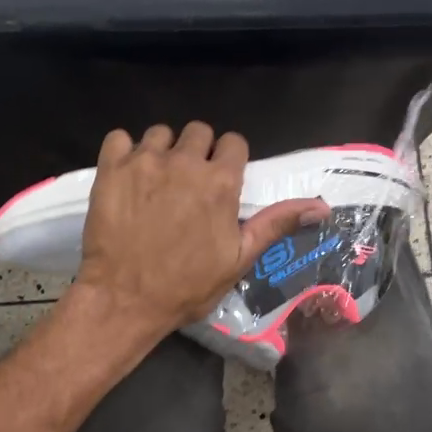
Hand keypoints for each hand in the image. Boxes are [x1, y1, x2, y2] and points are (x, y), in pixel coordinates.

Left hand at [74, 123, 330, 335]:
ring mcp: (144, 162)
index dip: (227, 160)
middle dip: (196, 152)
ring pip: (159, 134)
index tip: (218, 181)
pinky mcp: (110, 169)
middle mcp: (185, 162)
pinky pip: (119, 139)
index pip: (233, 142)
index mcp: (221, 182)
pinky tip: (125, 177)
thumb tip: (320, 206)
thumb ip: (274, 224)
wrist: (124, 299)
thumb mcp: (238, 260)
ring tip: (154, 183)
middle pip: (198, 132)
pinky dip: (123, 152)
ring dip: (161, 152)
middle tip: (185, 184)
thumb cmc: (185, 286)